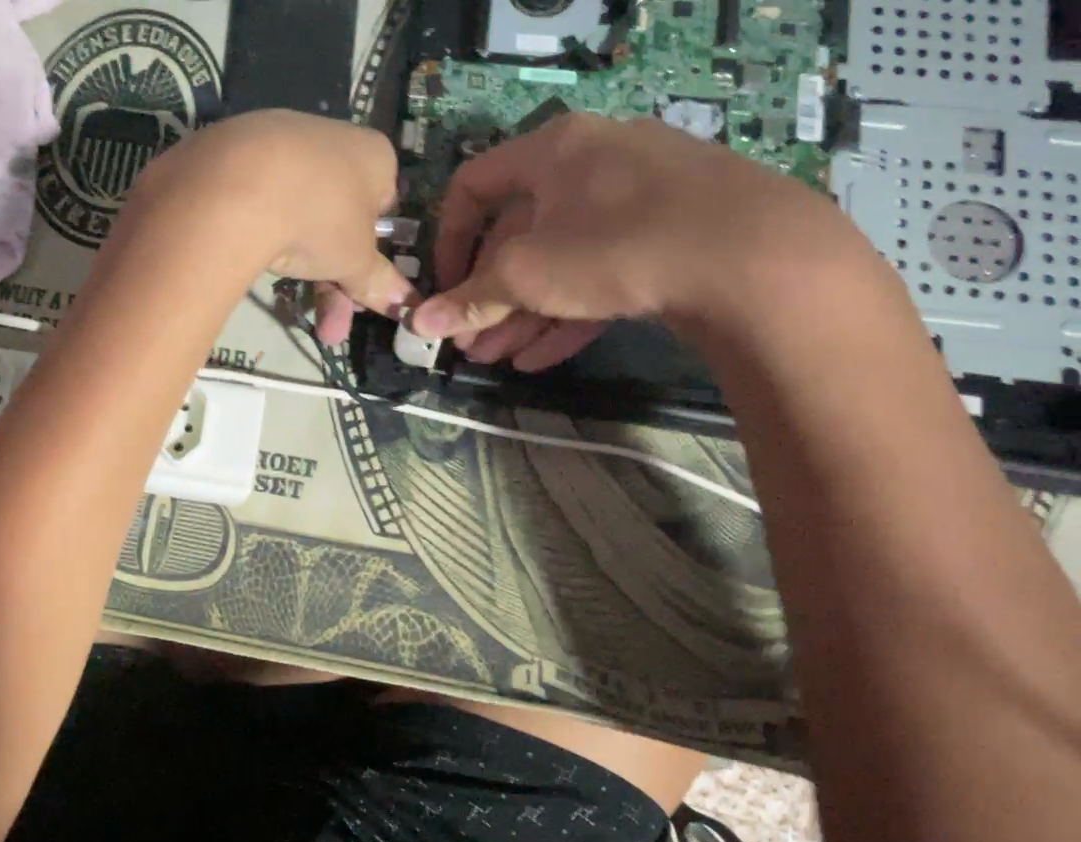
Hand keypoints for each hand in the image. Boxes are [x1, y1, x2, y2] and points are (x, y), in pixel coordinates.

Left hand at [128, 110, 413, 340]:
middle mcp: (330, 139)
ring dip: (294, 266)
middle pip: (335, 219)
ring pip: (293, 214)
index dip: (370, 254)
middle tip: (326, 329)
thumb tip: (406, 303)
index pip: (382, 208)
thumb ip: (377, 281)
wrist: (235, 185)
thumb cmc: (318, 216)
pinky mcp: (233, 155)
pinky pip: (255, 203)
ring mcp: (279, 142)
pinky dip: (257, 234)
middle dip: (332, 282)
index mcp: (373, 154)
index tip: (356, 291)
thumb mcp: (354, 260)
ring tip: (282, 303)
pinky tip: (247, 257)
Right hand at [409, 113, 870, 370]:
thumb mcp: (526, 275)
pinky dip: (568, 312)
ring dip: (522, 314)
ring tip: (499, 360)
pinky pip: (603, 271)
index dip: (447, 241)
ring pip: (561, 259)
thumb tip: (418, 323)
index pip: (473, 187)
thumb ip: (469, 299)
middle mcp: (594, 161)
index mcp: (553, 150)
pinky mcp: (672, 232)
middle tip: (470, 343)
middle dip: (489, 295)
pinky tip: (542, 359)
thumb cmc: (615, 246)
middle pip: (519, 233)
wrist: (753, 257)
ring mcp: (639, 196)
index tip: (443, 289)